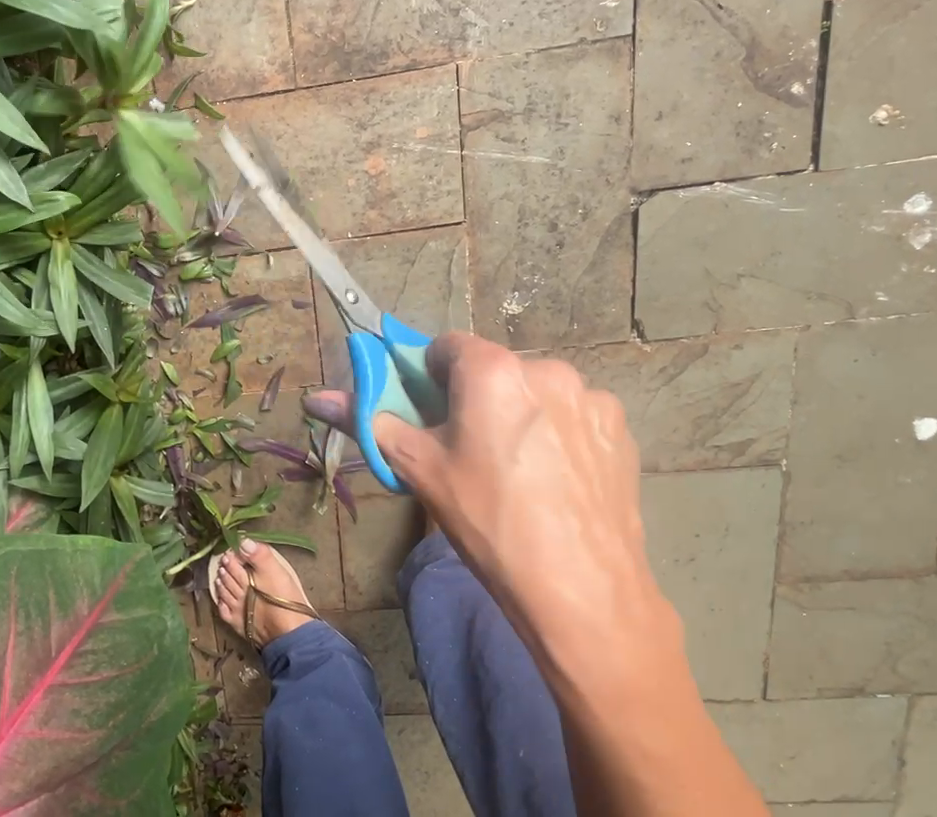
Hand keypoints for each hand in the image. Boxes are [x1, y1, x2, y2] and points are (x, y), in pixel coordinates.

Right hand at [304, 332, 676, 675]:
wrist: (582, 590)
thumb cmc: (488, 521)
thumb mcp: (419, 469)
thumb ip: (368, 421)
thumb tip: (315, 398)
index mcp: (492, 370)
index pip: (446, 346)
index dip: (428, 377)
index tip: (426, 417)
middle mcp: (545, 368)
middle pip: (491, 370)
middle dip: (473, 399)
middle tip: (464, 451)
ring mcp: (590, 398)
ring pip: (533, 393)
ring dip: (516, 415)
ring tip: (513, 472)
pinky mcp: (620, 430)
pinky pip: (571, 416)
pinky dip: (555, 434)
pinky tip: (552, 480)